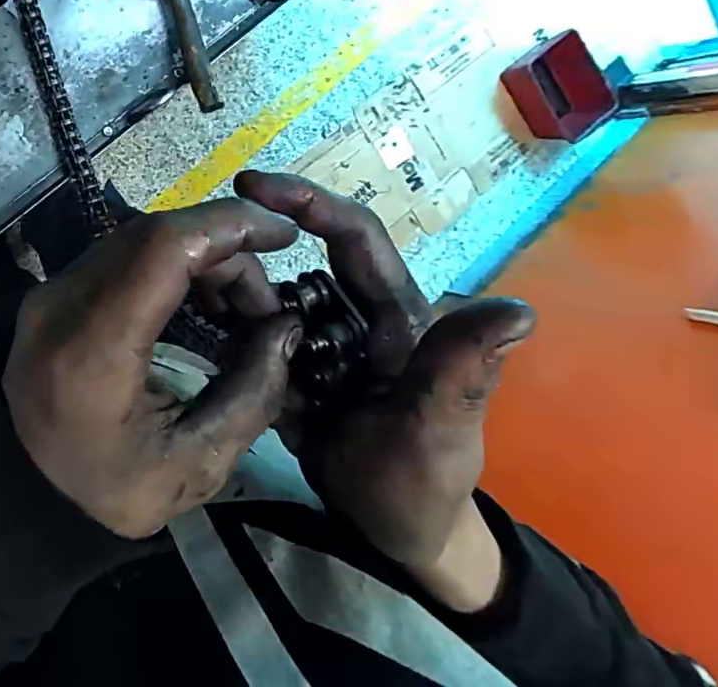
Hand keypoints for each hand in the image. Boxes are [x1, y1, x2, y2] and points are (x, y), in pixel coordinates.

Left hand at [2, 200, 303, 538]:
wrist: (26, 488)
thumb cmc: (108, 487)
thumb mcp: (194, 467)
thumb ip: (252, 394)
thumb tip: (286, 327)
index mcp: (93, 348)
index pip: (163, 247)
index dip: (229, 226)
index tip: (283, 234)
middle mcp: (62, 302)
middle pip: (157, 234)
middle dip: (227, 252)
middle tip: (263, 305)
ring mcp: (53, 289)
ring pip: (142, 236)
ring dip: (203, 257)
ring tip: (238, 308)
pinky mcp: (56, 287)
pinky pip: (126, 252)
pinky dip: (175, 263)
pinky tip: (202, 300)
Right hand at [235, 171, 534, 612]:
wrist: (390, 534)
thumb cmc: (423, 483)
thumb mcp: (438, 432)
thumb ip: (460, 373)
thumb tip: (519, 311)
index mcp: (394, 315)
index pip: (354, 238)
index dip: (309, 202)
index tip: (252, 183)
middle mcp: (356, 314)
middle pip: (303, 258)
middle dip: (257, 242)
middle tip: (206, 244)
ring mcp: (322, 340)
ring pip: (272, 294)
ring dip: (237, 289)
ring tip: (199, 297)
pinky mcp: (293, 366)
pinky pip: (258, 334)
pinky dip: (232, 327)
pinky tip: (205, 328)